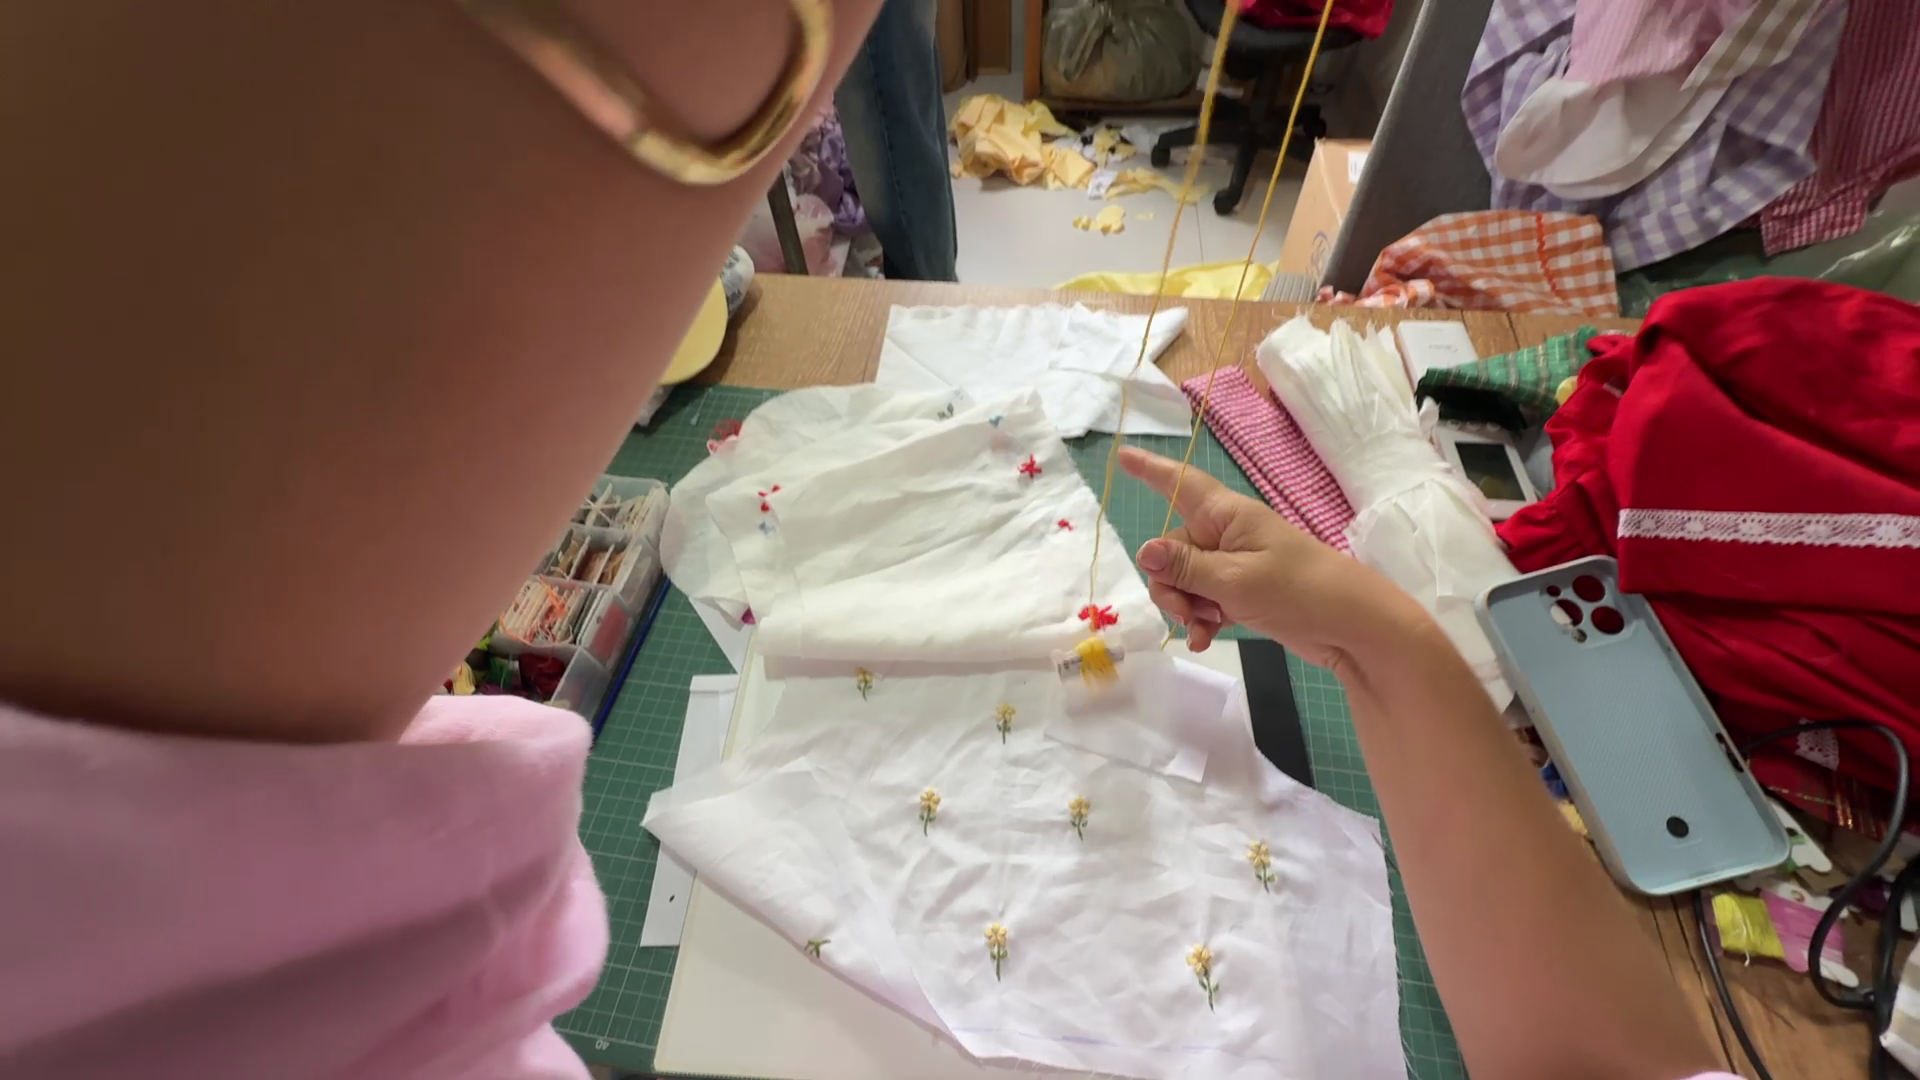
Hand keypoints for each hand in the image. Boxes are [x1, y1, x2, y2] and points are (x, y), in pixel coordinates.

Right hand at [1119, 446, 1421, 669]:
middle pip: (1170, 550)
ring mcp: (1232, 565)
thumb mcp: (1234, 580)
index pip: (1181, 484)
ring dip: (1183, 606)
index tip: (1122, 455)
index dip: (1151, 470)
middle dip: (1168, 583)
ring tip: (1202, 627)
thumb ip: (1185, 567)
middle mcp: (1224, 535)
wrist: (1352, 629)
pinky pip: (1201, 600)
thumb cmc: (1299, 590)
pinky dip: (1198, 619)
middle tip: (1185, 611)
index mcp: (1226, 516)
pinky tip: (1202, 640)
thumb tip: (1143, 551)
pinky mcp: (1239, 593)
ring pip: (1182, 580)